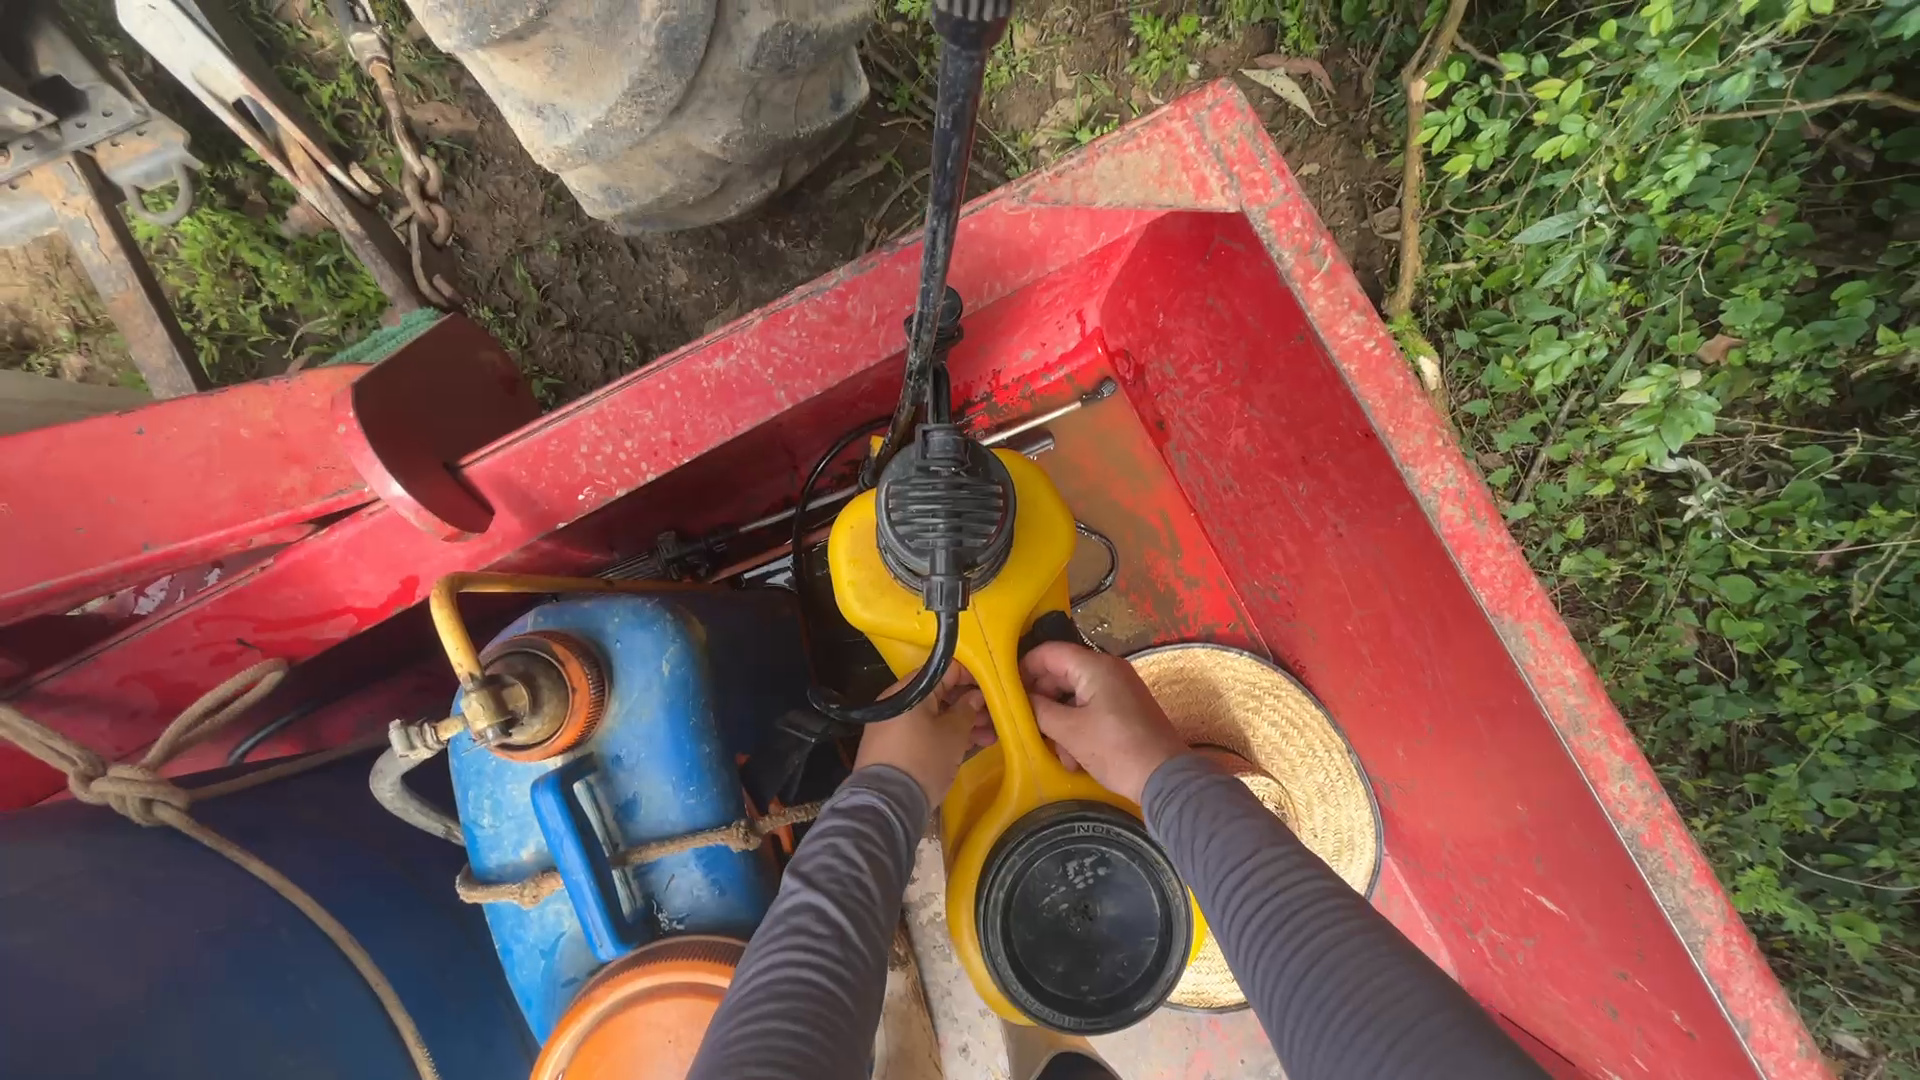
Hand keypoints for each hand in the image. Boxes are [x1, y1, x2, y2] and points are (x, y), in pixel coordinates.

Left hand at [853, 663, 993, 803]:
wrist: (885, 804)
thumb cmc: (923, 759)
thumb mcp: (953, 734)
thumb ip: (967, 710)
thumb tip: (974, 697)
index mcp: (911, 690)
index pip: (947, 669)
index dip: (972, 676)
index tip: (993, 689)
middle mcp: (899, 701)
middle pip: (941, 694)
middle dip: (970, 705)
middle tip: (994, 717)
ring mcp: (895, 725)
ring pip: (935, 715)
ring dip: (963, 723)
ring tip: (989, 736)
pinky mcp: (894, 746)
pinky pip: (925, 732)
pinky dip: (946, 736)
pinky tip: (971, 746)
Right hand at [1022, 642, 1187, 803]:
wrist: (1166, 779)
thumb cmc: (1116, 750)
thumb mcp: (1069, 731)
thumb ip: (1039, 710)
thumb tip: (1021, 699)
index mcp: (1095, 666)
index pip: (1048, 652)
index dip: (1024, 669)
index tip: (1007, 692)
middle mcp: (1108, 669)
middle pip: (1060, 675)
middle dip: (1043, 703)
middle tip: (1031, 727)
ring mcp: (1119, 689)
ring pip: (1074, 696)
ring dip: (1060, 723)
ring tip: (1060, 753)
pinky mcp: (1125, 708)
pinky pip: (1091, 708)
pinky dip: (1078, 728)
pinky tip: (1076, 757)